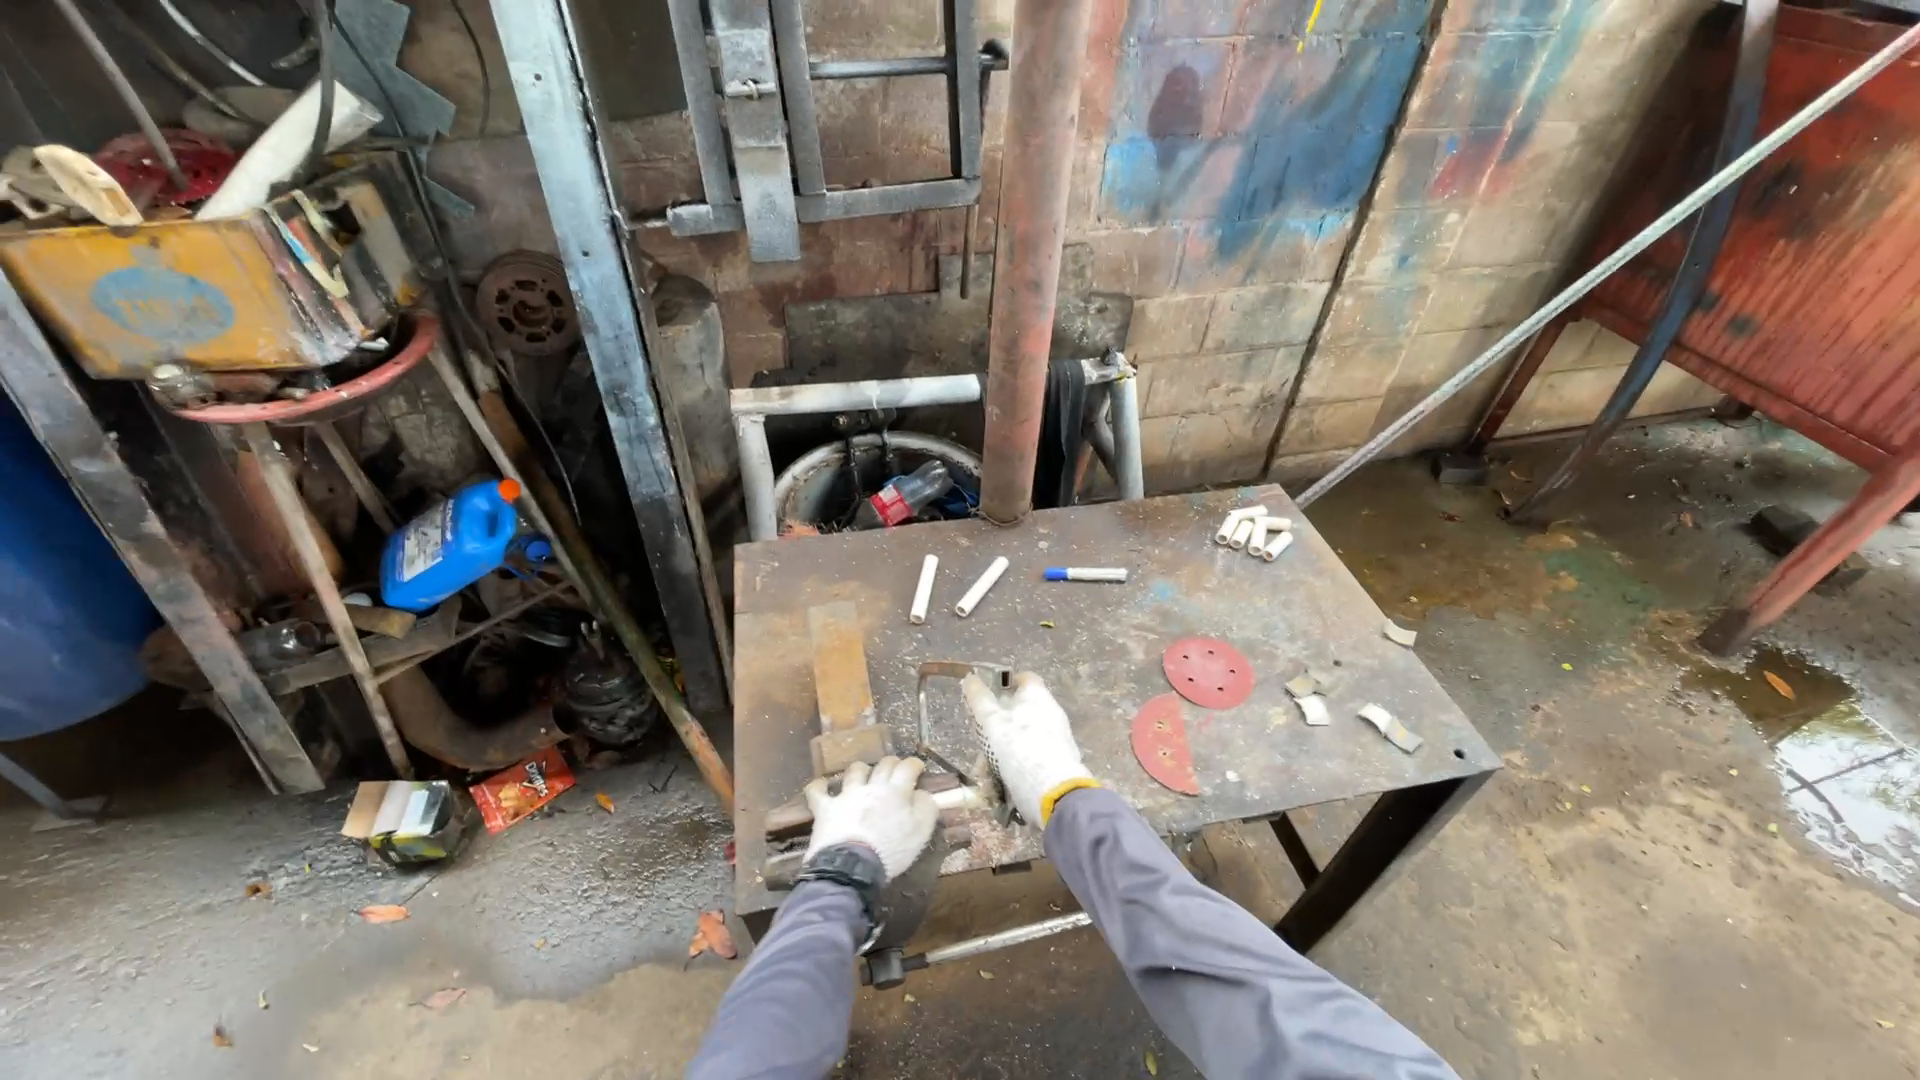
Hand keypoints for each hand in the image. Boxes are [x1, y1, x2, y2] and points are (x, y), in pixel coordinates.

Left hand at [803, 756, 938, 880]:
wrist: (852, 866)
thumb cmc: (891, 851)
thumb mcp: (920, 833)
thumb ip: (926, 808)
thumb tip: (923, 793)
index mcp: (896, 791)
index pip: (908, 767)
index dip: (914, 764)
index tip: (919, 767)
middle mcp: (871, 786)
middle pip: (883, 765)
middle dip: (892, 764)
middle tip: (895, 770)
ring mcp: (846, 795)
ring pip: (854, 771)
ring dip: (861, 770)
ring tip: (863, 774)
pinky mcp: (825, 808)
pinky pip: (817, 791)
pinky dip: (819, 786)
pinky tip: (820, 785)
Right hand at [961, 672, 1097, 826]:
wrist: (1053, 792)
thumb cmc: (1019, 748)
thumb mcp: (992, 721)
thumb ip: (979, 699)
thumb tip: (970, 678)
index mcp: (1038, 696)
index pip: (1023, 678)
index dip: (1004, 684)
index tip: (986, 697)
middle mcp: (1050, 712)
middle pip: (1018, 711)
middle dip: (995, 727)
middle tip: (981, 742)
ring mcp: (1056, 737)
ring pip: (1020, 737)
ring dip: (1000, 752)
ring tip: (985, 772)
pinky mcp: (1057, 760)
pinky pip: (1030, 756)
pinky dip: (1014, 765)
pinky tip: (1000, 783)